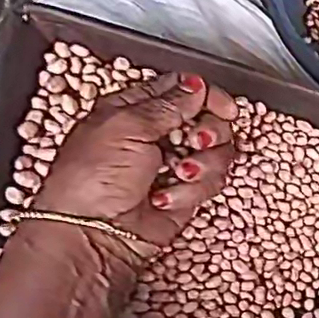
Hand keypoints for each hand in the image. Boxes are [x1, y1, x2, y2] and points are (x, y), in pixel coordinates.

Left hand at [33, 71, 238, 260]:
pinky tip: (167, 199)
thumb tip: (197, 86)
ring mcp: (177, 164)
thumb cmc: (94, 178)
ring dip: (203, 165)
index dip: (208, 96)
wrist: (96, 231)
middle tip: (196, 143)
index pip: (184, 90)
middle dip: (210, 133)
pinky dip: (193, 191)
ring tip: (179, 175)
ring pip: (218, 154)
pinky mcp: (189, 192)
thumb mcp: (126, 127)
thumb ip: (167, 104)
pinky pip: (213, 183)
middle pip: (210, 121)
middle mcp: (161, 135)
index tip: (224, 108)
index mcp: (137, 109)